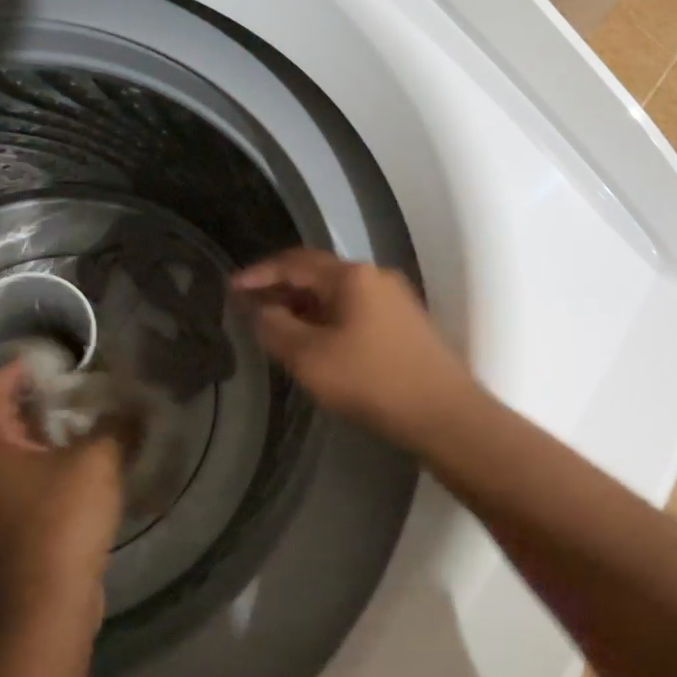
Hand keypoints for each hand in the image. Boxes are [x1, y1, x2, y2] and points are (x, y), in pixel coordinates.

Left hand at [0, 363, 122, 621]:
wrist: (44, 606)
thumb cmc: (62, 522)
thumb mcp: (98, 462)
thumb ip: (115, 425)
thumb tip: (132, 405)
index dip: (14, 368)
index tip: (49, 359)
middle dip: (29, 401)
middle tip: (71, 388)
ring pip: (5, 455)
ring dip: (37, 437)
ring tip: (80, 424)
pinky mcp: (1, 532)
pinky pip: (15, 484)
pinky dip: (40, 467)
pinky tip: (76, 469)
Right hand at [233, 249, 480, 446]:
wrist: (444, 413)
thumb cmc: (372, 381)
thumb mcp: (311, 358)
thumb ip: (277, 329)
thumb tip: (260, 311)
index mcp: (352, 276)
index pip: (295, 263)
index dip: (260, 274)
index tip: (231, 288)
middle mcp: (376, 277)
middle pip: (318, 275)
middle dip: (281, 289)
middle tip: (250, 308)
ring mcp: (395, 300)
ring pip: (337, 295)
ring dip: (304, 307)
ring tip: (277, 327)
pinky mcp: (405, 325)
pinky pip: (355, 311)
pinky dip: (327, 319)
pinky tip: (316, 344)